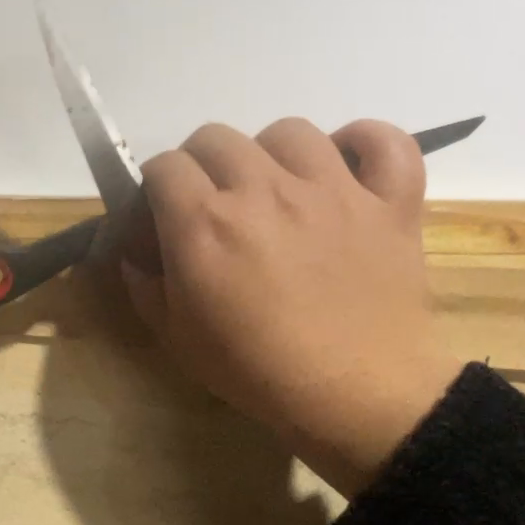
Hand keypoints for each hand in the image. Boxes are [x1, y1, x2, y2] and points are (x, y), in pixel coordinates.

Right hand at [121, 118, 464, 495]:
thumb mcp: (172, 332)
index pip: (162, 166)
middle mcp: (263, 191)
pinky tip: (343, 167)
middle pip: (216, 137)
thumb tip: (135, 252)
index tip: (157, 215)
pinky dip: (363, 143)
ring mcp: (333, 190)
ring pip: (290, 130)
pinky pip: (384, 140)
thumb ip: (144, 282)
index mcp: (203, 223)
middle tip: (207, 202)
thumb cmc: (251, 367)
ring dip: (268, 153)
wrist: (353, 394)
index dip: (152, 187)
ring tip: (271, 188)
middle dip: (199, 164)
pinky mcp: (390, 201)